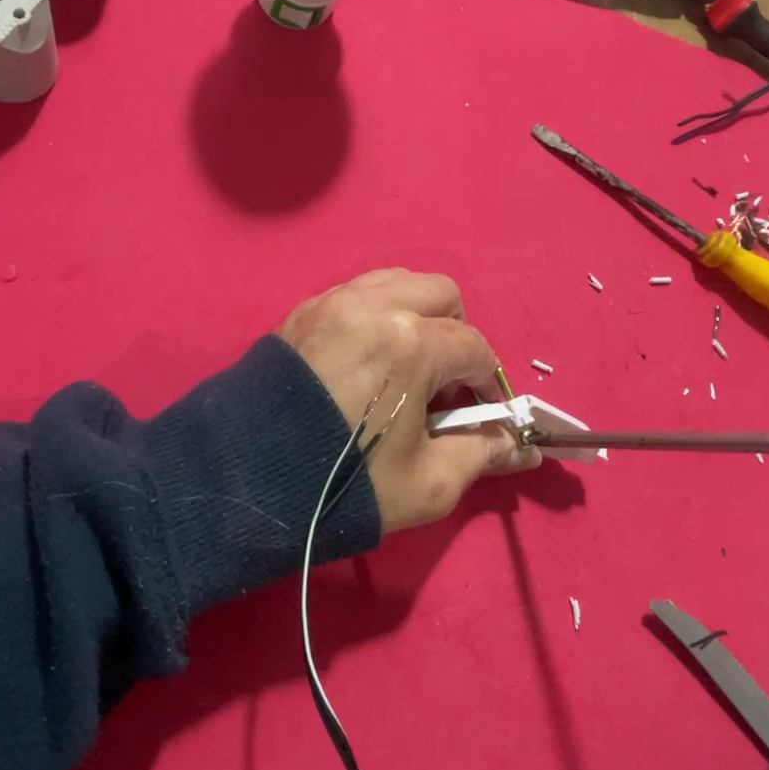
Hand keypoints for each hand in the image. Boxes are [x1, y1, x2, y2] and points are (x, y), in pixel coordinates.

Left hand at [278, 270, 539, 533]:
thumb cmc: (346, 486)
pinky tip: (364, 360)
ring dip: (415, 315)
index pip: (474, 350)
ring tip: (403, 366)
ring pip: (397, 283)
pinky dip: (375, 314)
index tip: (476, 415)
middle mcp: (374, 307)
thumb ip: (482, 454)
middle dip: (454, 335)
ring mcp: (333, 303)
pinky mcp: (303, 311)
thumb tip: (521, 445)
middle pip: (441, 295)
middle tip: (440, 384)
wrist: (247, 482)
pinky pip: (356, 292)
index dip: (485, 385)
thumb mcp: (428, 483)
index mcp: (411, 344)